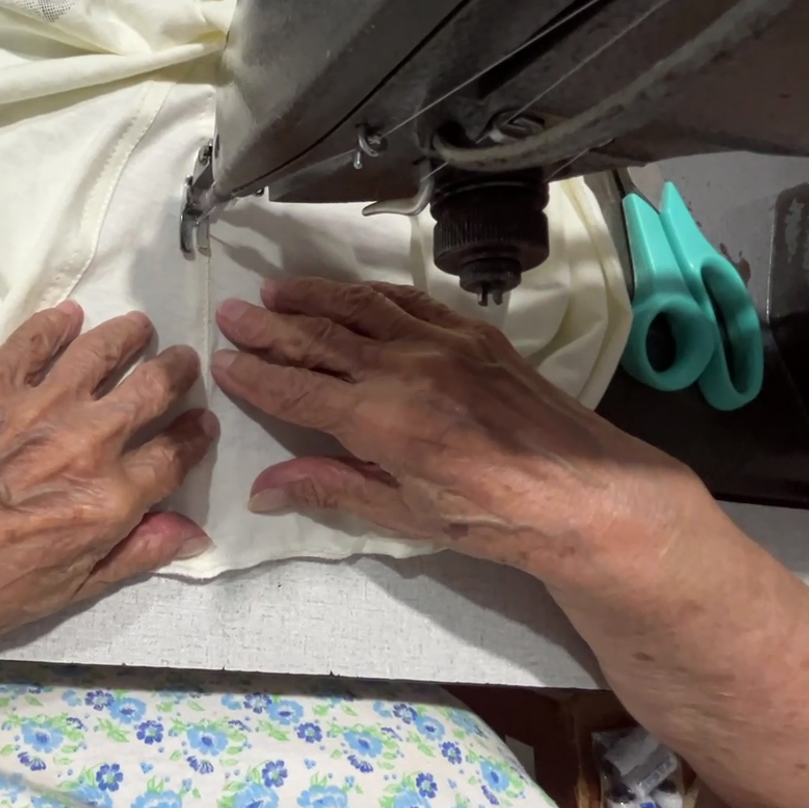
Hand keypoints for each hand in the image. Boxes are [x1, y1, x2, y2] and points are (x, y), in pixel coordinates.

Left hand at [0, 302, 216, 648]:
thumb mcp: (73, 590)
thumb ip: (137, 553)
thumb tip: (194, 533)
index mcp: (111, 499)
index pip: (176, 454)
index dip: (196, 434)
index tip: (202, 421)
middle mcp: (87, 443)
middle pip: (152, 388)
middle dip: (177, 370)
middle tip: (181, 360)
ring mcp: (39, 407)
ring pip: (102, 351)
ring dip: (129, 334)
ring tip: (138, 328)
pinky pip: (33, 341)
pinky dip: (56, 323)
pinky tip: (71, 316)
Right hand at [209, 277, 707, 584]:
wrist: (588, 494)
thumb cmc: (490, 517)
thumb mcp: (403, 515)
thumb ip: (328, 488)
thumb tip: (258, 492)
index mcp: (381, 421)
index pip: (296, 389)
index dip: (253, 375)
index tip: (220, 361)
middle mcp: (404, 370)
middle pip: (317, 338)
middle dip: (266, 326)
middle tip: (228, 312)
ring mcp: (440, 342)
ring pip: (357, 307)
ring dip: (309, 296)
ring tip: (273, 290)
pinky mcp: (471, 330)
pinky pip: (405, 301)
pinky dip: (366, 293)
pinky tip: (346, 291)